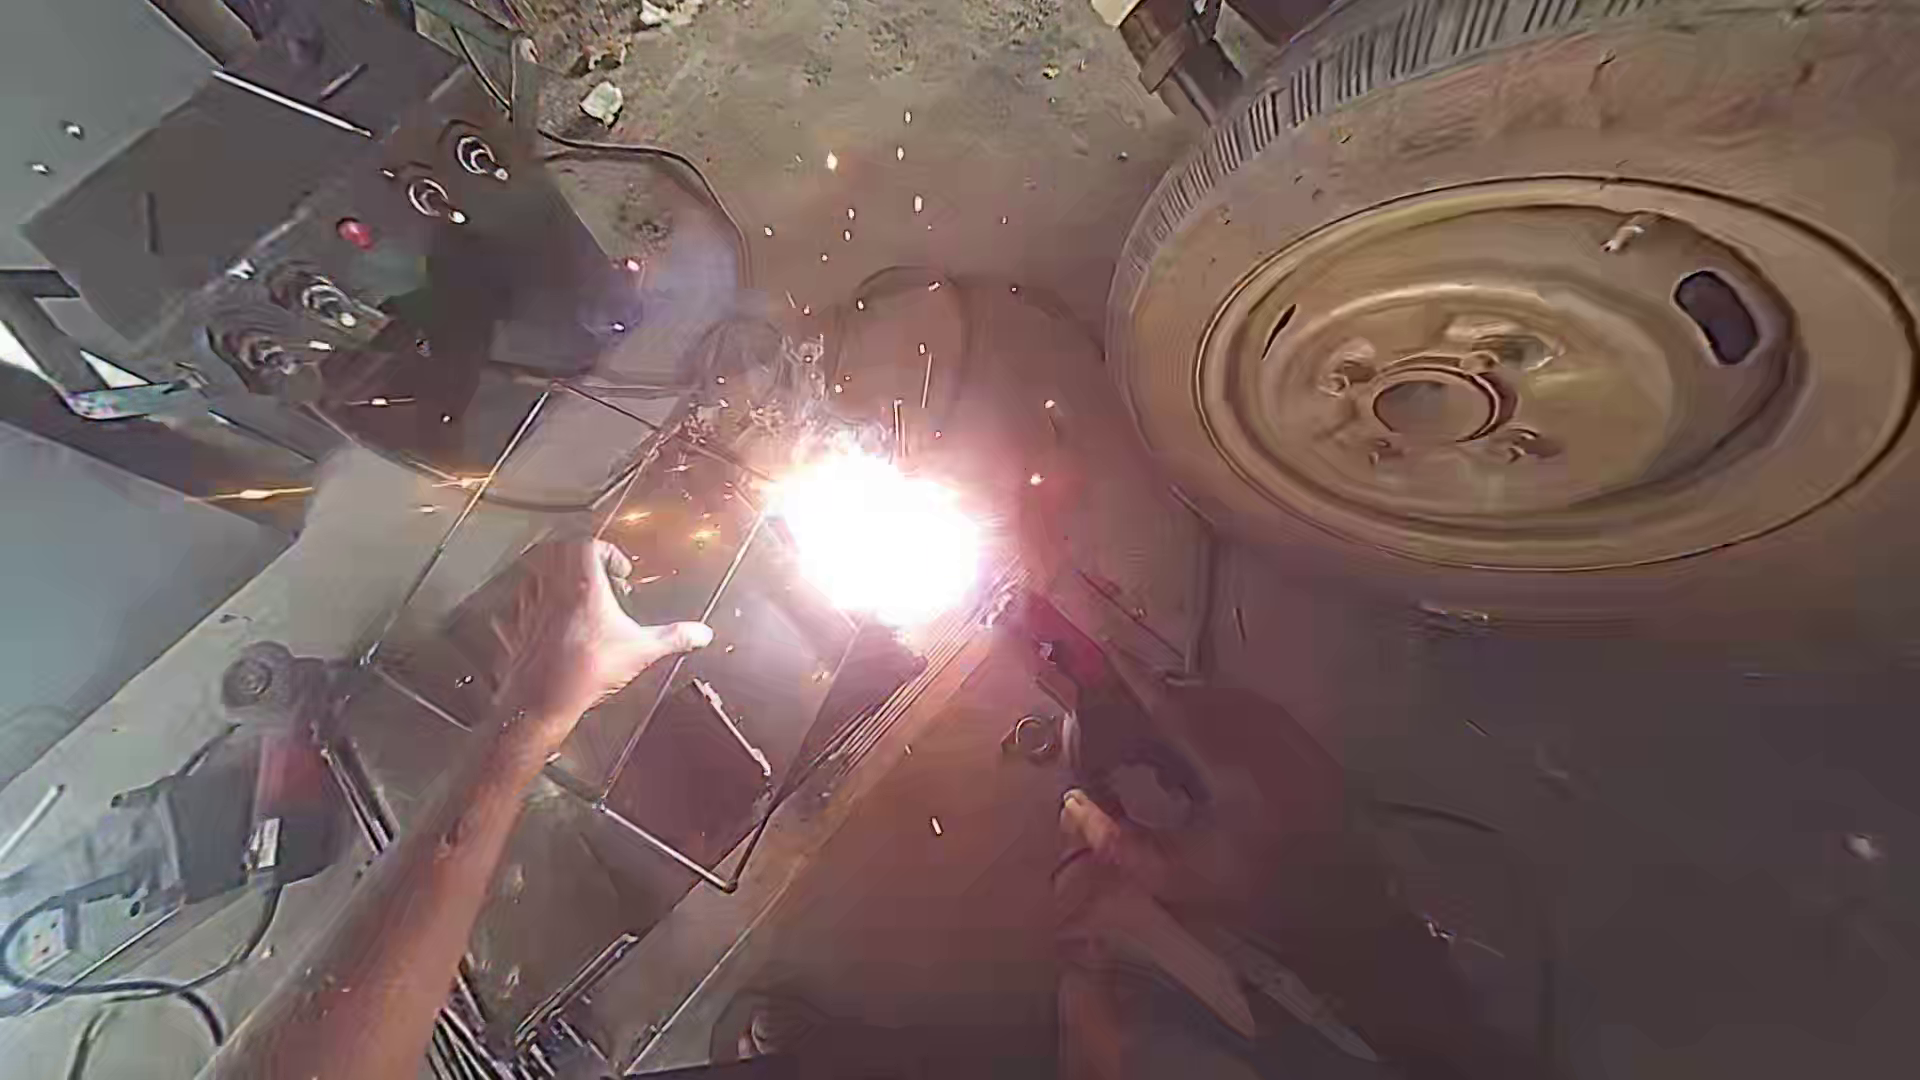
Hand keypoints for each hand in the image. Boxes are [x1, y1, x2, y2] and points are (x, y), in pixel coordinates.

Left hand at [489, 538, 710, 726]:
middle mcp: (552, 588)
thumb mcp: (642, 651)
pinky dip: (533, 600)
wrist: (540, 703)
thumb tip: (701, 633)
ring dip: (556, 575)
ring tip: (575, 594)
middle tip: (599, 576)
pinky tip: (548, 620)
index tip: (620, 570)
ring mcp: (526, 604)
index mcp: (585, 586)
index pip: (589, 546)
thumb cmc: (587, 672)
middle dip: (581, 559)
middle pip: (559, 552)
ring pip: (534, 571)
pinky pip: (516, 598)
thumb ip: (675, 637)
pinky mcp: (510, 624)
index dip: (608, 552)